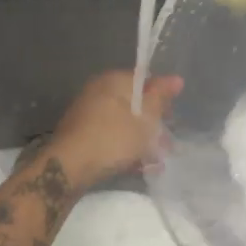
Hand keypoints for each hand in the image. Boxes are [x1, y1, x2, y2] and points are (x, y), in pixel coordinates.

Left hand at [45, 70, 183, 188]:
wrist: (70, 166)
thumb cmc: (113, 138)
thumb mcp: (144, 118)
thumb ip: (160, 98)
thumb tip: (176, 78)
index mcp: (113, 80)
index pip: (145, 81)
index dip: (162, 99)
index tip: (171, 119)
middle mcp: (98, 91)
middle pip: (133, 104)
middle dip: (152, 124)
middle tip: (166, 145)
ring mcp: (87, 114)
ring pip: (122, 123)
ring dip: (141, 140)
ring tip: (155, 161)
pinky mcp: (82, 135)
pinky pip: (110, 137)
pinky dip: (124, 148)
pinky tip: (137, 166)